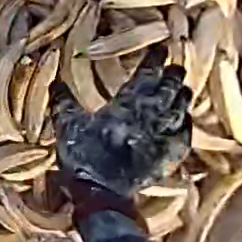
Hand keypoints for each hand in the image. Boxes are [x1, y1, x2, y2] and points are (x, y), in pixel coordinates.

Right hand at [49, 45, 191, 224]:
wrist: (101, 192)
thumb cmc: (82, 155)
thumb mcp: (66, 125)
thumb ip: (63, 101)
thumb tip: (56, 80)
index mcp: (125, 109)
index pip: (144, 79)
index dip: (153, 63)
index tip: (161, 49)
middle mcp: (149, 121)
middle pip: (167, 94)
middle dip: (172, 78)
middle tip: (177, 65)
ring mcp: (161, 140)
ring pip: (178, 113)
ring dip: (182, 99)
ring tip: (185, 87)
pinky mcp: (166, 158)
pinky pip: (182, 137)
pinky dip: (186, 126)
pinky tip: (186, 121)